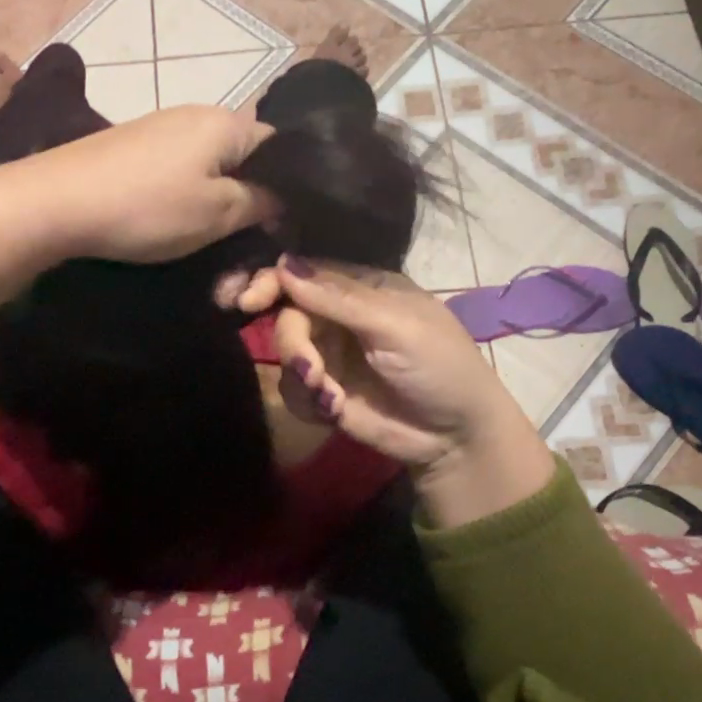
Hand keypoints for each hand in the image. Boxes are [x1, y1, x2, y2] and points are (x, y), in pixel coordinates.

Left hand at [42, 106, 277, 262]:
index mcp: (227, 122)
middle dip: (250, 195)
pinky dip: (184, 193)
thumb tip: (285, 198)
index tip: (286, 225)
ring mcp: (161, 127)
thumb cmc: (148, 207)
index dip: (290, 186)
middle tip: (248, 237)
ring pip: (210, 164)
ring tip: (209, 232)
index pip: (281, 147)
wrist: (58, 202)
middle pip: (243, 155)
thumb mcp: (216, 213)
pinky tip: (172, 217)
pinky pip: (178, 168)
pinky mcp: (133, 146)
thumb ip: (260, 203)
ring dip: (215, 198)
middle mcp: (197, 113)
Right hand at [271, 257, 555, 525]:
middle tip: (310, 369)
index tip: (247, 301)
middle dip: (292, 343)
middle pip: (288, 315)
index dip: (270, 282)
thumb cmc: (439, 368)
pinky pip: (290, 388)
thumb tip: (282, 263)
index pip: (304, 273)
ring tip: (331, 397)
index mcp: (361, 289)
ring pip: (285, 354)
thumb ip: (337, 298)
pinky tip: (333, 411)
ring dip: (302, 377)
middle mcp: (339, 317)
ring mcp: (330, 355)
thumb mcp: (394, 326)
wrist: (454, 438)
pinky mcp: (323, 393)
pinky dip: (305, 400)